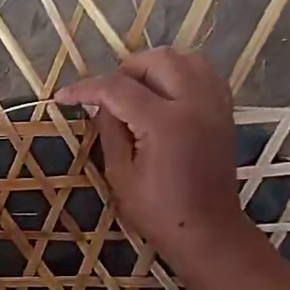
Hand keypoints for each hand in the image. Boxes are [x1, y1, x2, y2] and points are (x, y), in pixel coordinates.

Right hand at [55, 49, 247, 264]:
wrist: (207, 230)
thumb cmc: (157, 211)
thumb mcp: (120, 174)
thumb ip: (109, 131)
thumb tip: (101, 105)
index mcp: (164, 123)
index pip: (117, 88)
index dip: (86, 88)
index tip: (64, 96)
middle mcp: (194, 103)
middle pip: (156, 60)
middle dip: (124, 71)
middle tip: (107, 97)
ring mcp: (215, 104)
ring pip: (185, 58)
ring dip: (155, 68)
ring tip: (136, 92)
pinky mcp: (225, 111)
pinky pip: (203, 73)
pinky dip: (180, 75)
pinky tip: (164, 96)